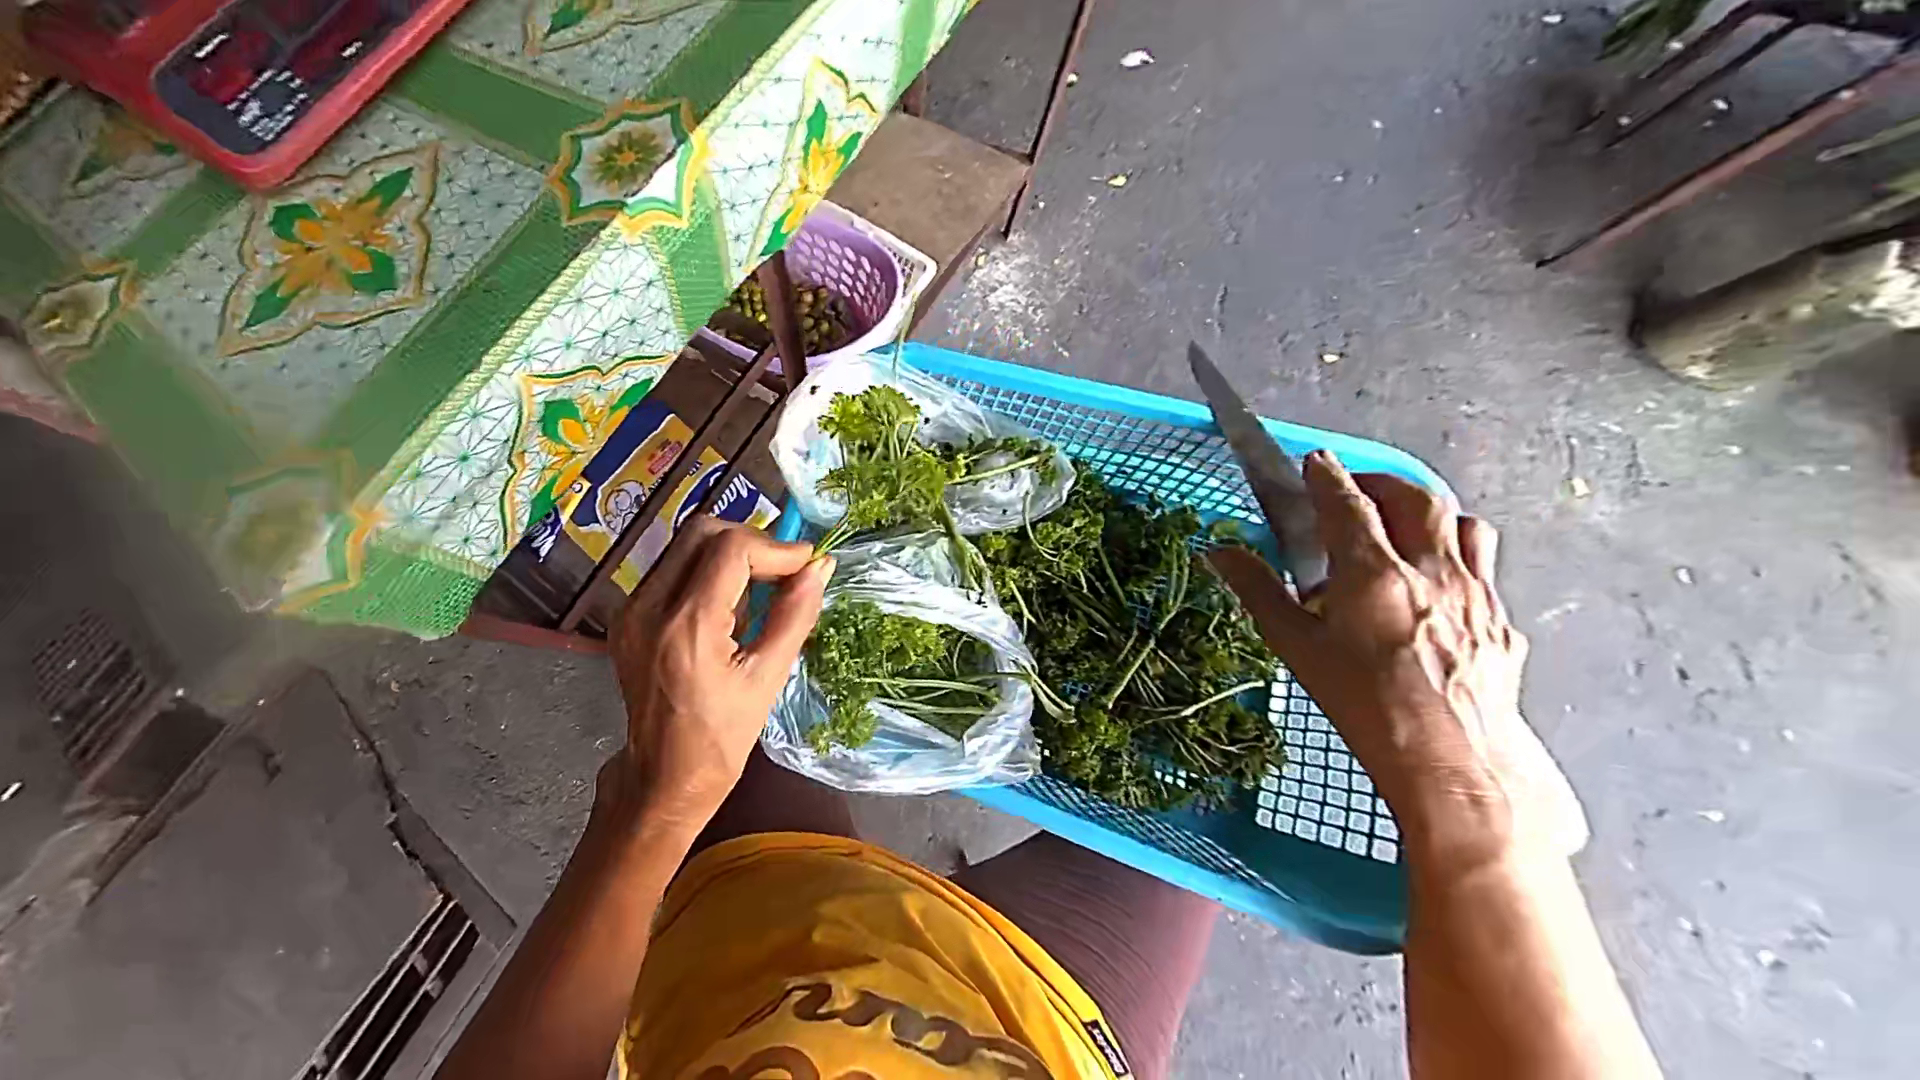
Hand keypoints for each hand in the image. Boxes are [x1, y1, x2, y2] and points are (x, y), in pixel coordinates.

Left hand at [605, 517, 831, 825]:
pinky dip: (711, 570)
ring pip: (686, 545)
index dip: (777, 548)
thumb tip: (821, 567)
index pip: (732, 548)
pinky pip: (674, 568)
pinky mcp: (629, 615)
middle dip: (753, 541)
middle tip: (785, 571)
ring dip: (732, 553)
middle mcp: (649, 607)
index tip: (807, 565)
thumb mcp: (769, 677)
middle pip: (703, 532)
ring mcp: (632, 609)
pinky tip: (732, 604)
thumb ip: (796, 614)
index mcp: (686, 627)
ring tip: (762, 589)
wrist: (663, 777)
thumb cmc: (722, 737)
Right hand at [1207, 451, 1584, 866]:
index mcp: (1373, 573)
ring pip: (1463, 522)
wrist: (1453, 764)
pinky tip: (1437, 585)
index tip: (1314, 461)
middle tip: (1353, 489)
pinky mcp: (1502, 621)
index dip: (1327, 475)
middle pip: (1415, 497)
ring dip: (1428, 511)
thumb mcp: (1295, 647)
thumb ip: (1257, 591)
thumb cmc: (1363, 705)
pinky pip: (1485, 567)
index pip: (1347, 503)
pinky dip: (1456, 556)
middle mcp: (1432, 570)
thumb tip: (1218, 552)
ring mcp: (1477, 593)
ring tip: (1402, 525)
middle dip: (1379, 482)